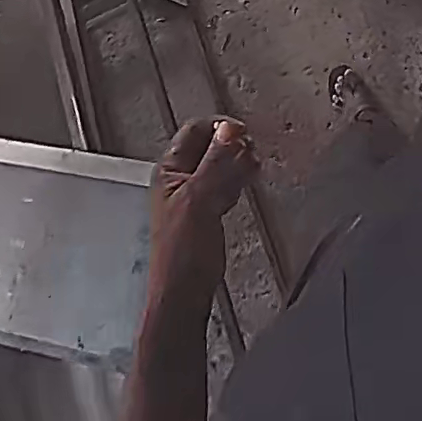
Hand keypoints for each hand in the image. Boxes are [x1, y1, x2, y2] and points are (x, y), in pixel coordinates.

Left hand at [148, 117, 257, 298]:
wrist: (185, 293)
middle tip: (249, 151)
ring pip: (221, 162)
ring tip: (251, 167)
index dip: (219, 127)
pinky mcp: (209, 208)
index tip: (242, 133)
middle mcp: (181, 177)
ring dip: (238, 161)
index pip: (196, 130)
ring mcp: (195, 193)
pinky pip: (227, 181)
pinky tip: (247, 182)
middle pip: (211, 144)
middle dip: (233, 144)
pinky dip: (239, 177)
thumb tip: (230, 129)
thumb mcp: (199, 198)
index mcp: (170, 169)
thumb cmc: (182, 251)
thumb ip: (215, 162)